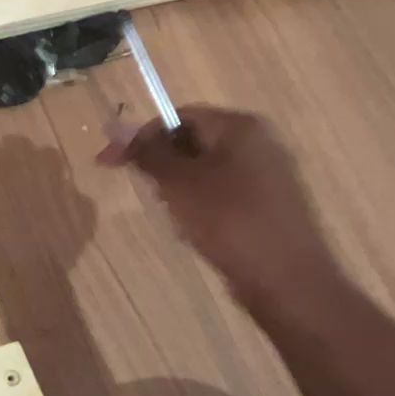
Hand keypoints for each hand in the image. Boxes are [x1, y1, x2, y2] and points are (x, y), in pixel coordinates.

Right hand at [99, 106, 342, 304]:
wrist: (285, 279)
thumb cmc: (227, 220)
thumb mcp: (177, 182)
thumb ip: (148, 152)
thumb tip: (119, 128)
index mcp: (240, 126)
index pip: (178, 116)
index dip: (140, 137)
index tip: (109, 163)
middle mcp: (259, 142)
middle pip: (192, 141)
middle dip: (160, 163)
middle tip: (142, 190)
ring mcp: (268, 173)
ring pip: (204, 169)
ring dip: (177, 186)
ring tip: (170, 214)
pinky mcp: (269, 203)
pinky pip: (222, 191)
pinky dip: (200, 203)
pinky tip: (194, 228)